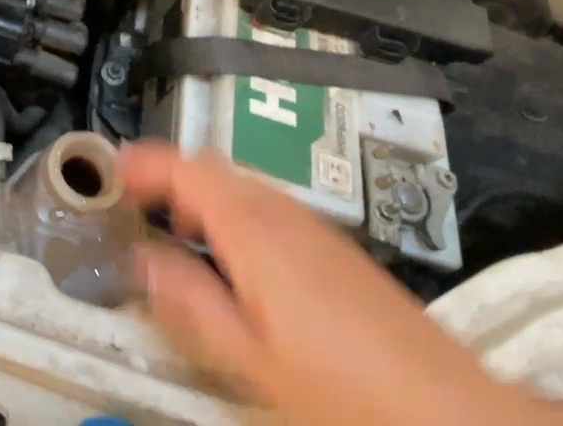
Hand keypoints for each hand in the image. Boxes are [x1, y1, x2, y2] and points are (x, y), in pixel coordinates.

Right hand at [119, 142, 562, 425]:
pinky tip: (231, 247)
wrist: (451, 412)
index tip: (111, 168)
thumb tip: (142, 259)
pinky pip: (269, 201)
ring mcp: (315, 227)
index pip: (190, 171)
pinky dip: (232, 204)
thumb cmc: (345, 391)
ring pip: (244, 180)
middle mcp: (284, 216)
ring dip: (201, 186)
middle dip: (169, 170)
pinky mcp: (335, 246)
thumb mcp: (250, 359)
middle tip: (134, 195)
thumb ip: (190, 302)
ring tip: (173, 220)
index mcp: (255, 234)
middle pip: (216, 165)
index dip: (145, 162)